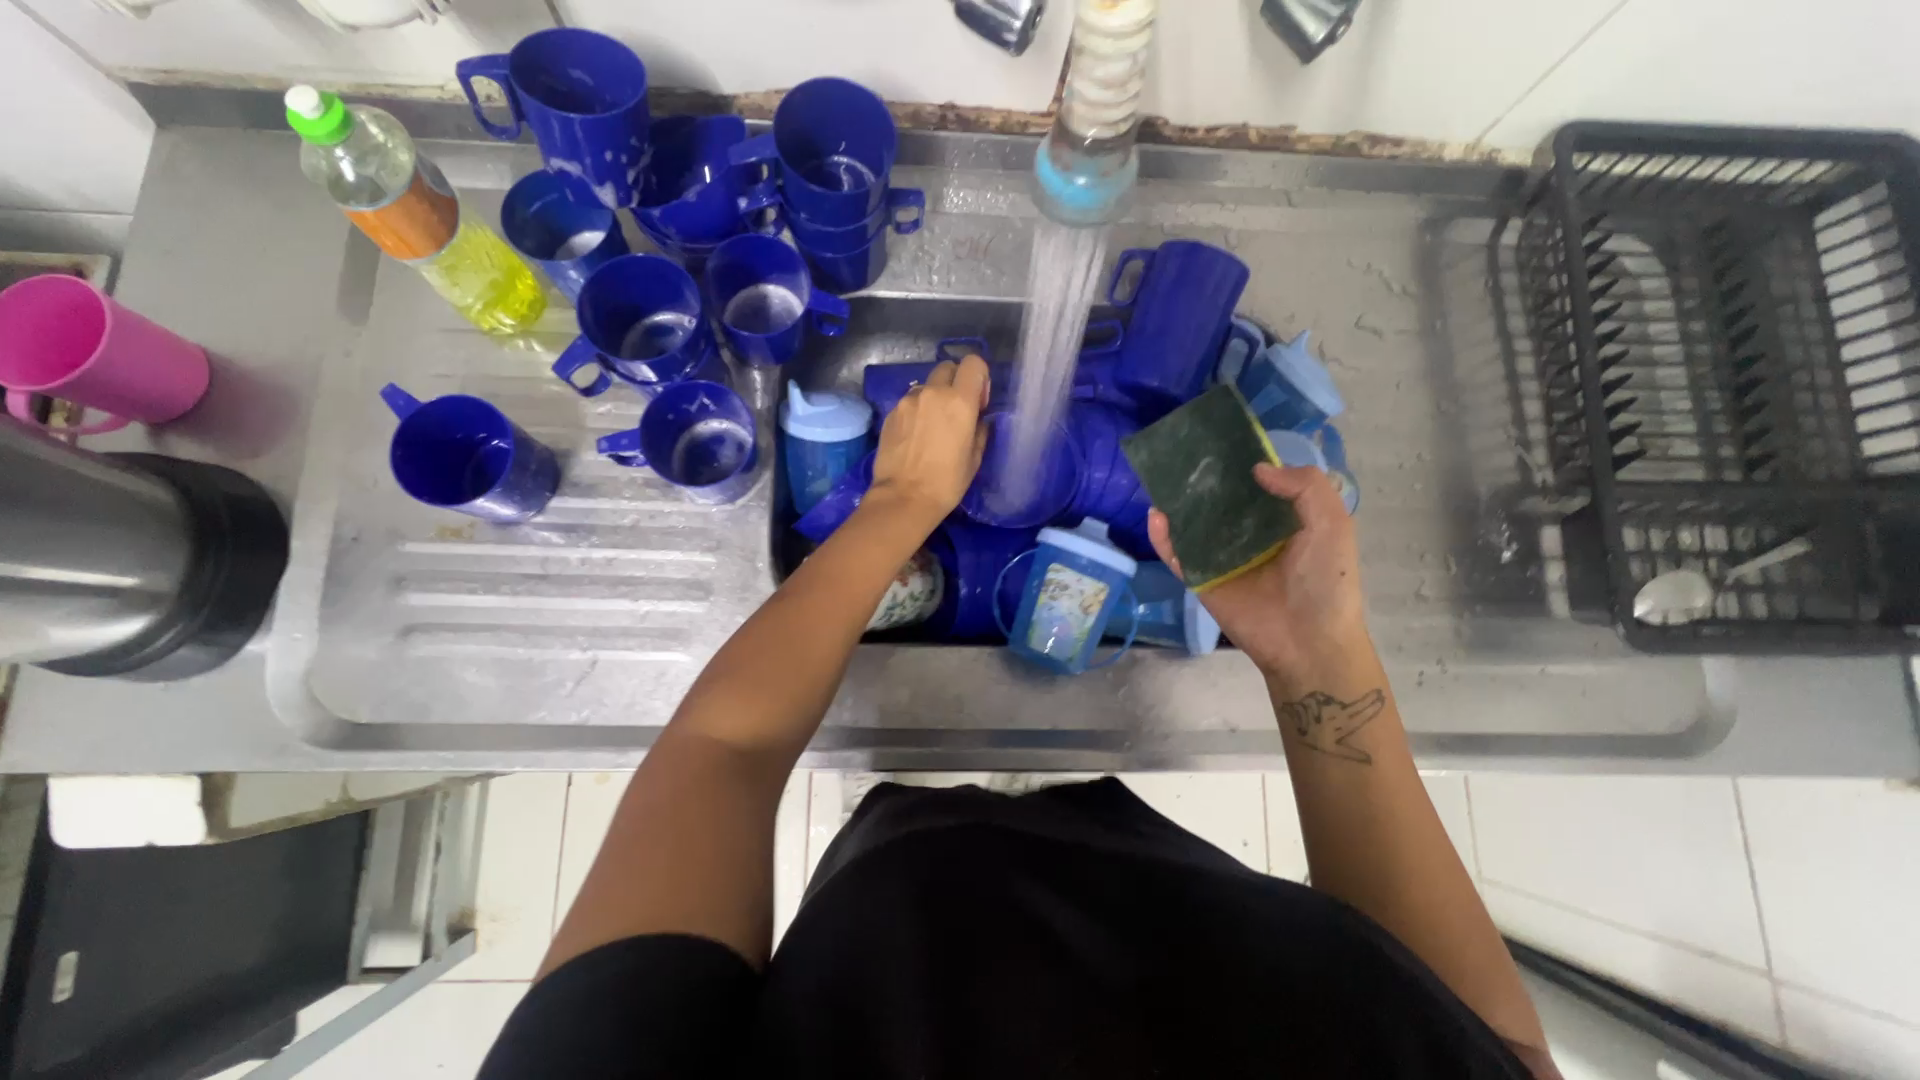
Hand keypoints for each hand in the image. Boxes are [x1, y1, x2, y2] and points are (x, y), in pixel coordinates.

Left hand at [866, 354, 990, 531]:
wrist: (903, 498)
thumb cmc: (946, 482)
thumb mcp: (975, 458)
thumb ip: (980, 430)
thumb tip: (978, 419)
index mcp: (959, 401)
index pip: (973, 363)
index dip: (979, 377)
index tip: (978, 401)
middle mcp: (933, 393)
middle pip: (947, 368)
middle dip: (955, 382)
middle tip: (956, 410)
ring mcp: (908, 401)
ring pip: (926, 386)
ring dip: (934, 397)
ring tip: (933, 427)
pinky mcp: (891, 413)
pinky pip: (909, 402)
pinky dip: (916, 411)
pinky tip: (915, 437)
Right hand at [1147, 463, 1369, 684]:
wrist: (1308, 641)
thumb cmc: (1326, 581)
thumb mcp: (1332, 523)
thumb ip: (1305, 485)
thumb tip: (1257, 469)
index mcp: (1282, 521)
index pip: (1257, 486)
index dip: (1242, 465)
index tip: (1222, 442)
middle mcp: (1249, 536)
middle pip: (1220, 502)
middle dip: (1204, 481)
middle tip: (1184, 456)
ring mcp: (1222, 559)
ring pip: (1193, 525)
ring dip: (1178, 505)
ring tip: (1163, 480)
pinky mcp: (1201, 580)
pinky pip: (1177, 556)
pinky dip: (1163, 538)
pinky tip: (1157, 517)